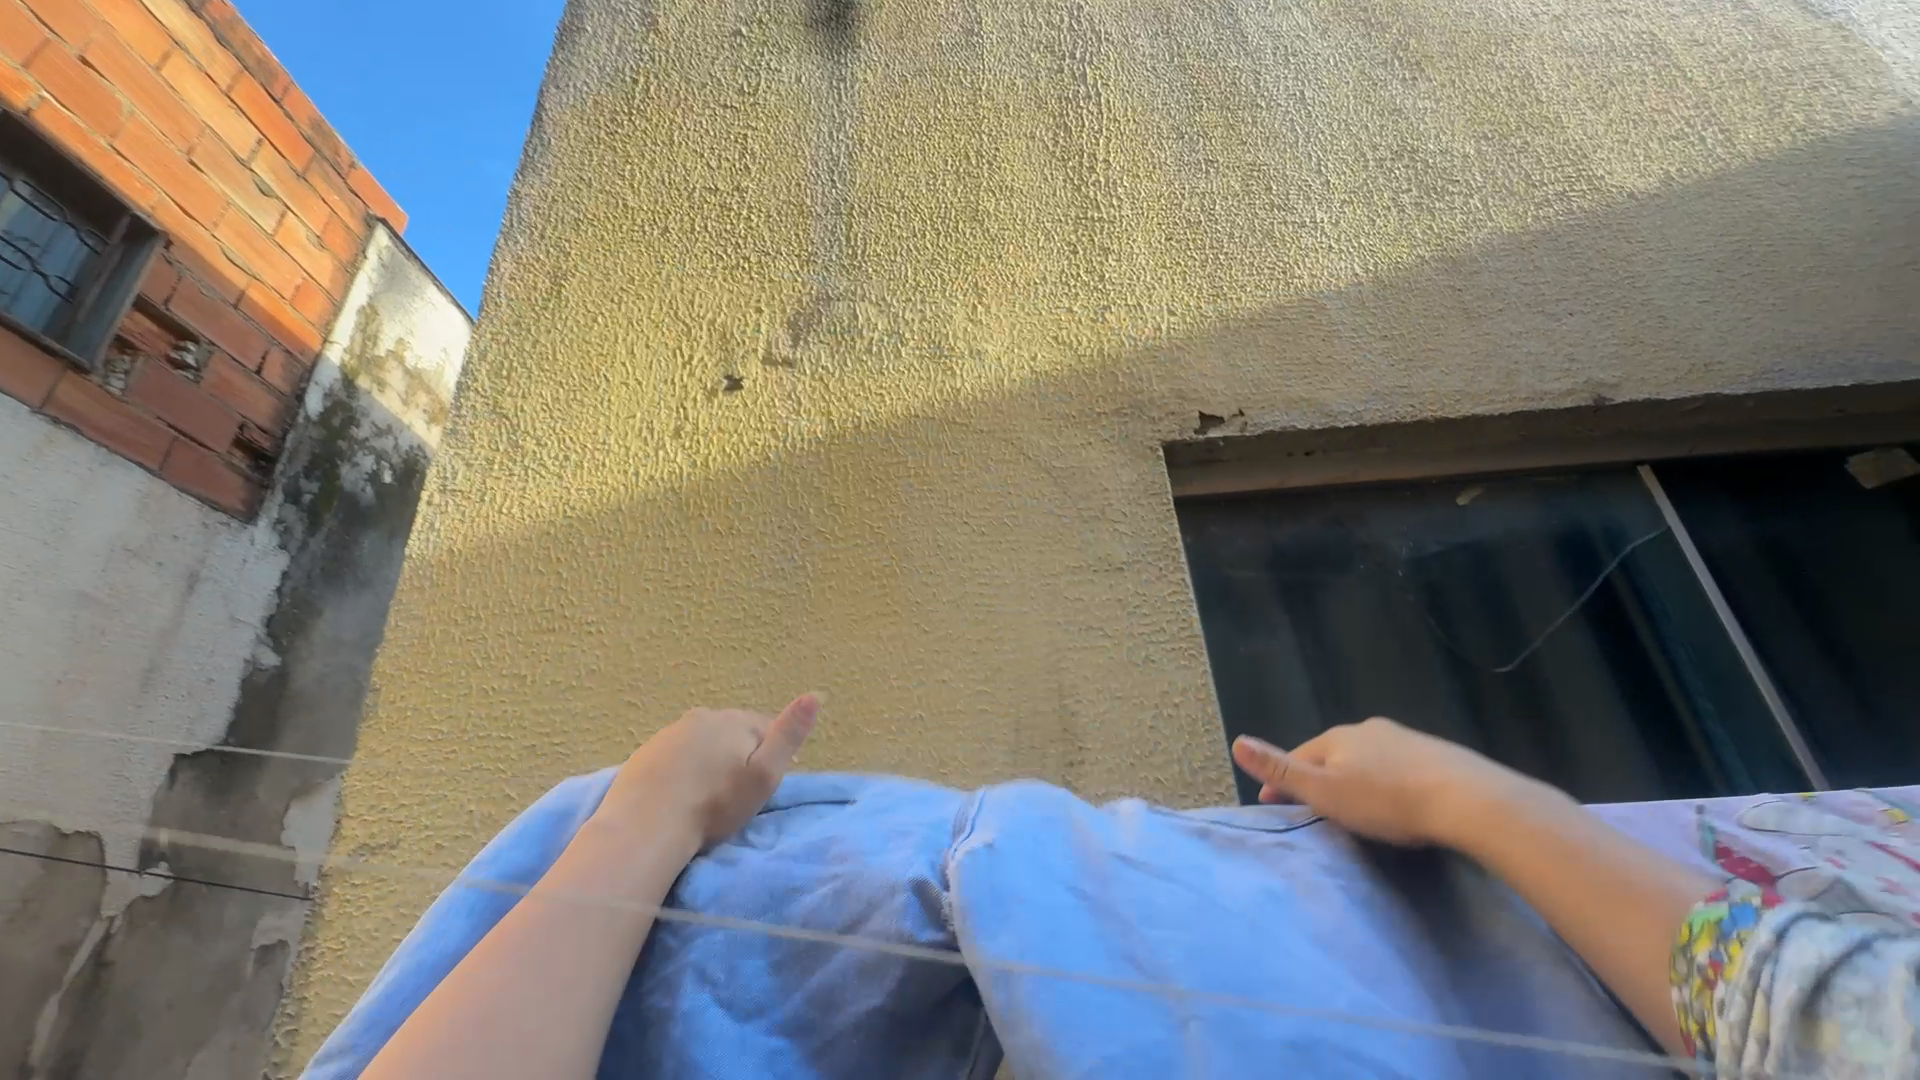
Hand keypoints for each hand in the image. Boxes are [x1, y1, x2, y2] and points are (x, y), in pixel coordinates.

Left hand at [595, 694, 820, 852]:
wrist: (644, 828)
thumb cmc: (713, 805)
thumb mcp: (764, 775)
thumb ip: (789, 735)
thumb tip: (816, 694)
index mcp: (734, 720)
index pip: (766, 728)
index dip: (771, 756)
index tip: (764, 785)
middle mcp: (702, 716)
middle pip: (733, 733)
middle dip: (740, 756)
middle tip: (736, 794)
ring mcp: (669, 733)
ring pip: (703, 744)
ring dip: (710, 763)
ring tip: (708, 797)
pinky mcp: (645, 753)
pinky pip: (676, 757)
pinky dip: (684, 771)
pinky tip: (682, 796)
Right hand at [1231, 717, 1547, 847]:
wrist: (1471, 801)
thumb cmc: (1387, 801)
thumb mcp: (1324, 791)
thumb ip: (1280, 770)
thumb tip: (1236, 742)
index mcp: (1338, 738)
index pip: (1299, 758)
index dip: (1285, 782)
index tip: (1275, 807)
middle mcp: (1369, 730)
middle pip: (1335, 757)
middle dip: (1324, 779)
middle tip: (1322, 811)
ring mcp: (1407, 740)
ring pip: (1370, 761)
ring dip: (1359, 781)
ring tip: (1362, 811)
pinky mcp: (1440, 756)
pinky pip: (1402, 769)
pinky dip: (1392, 784)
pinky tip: (1402, 803)